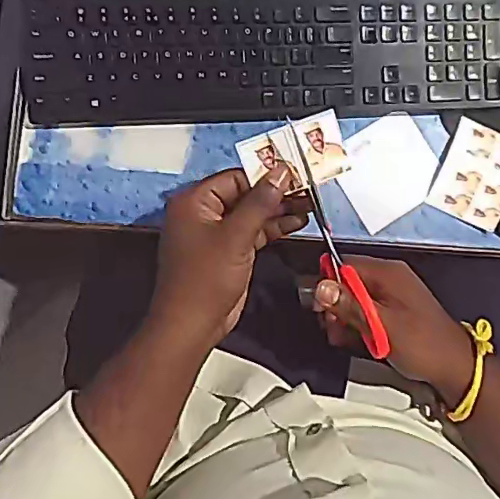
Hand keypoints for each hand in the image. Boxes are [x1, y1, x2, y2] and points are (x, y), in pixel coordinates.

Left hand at [145, 166, 311, 349]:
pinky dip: (271, 228)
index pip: (235, 177)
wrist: (191, 323)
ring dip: (278, 211)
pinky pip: (251, 231)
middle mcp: (201, 213)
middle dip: (275, 194)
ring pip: (251, 213)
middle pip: (245, 194)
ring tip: (307, 204)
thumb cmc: (203, 280)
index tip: (293, 174)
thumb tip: (279, 174)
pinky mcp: (226, 251)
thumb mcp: (236, 236)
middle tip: (306, 189)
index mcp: (194, 202)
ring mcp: (214, 233)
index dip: (265, 175)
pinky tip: (295, 223)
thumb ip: (260, 203)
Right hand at [310, 256, 474, 401]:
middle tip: (336, 328)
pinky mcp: (396, 308)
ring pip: (356, 297)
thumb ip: (349, 305)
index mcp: (388, 273)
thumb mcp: (381, 326)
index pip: (343, 265)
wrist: (455, 367)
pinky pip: (368, 308)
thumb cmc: (424, 345)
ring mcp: (394, 292)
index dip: (329, 286)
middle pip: (347, 282)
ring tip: (350, 338)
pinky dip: (361, 323)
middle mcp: (391, 277)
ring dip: (347, 317)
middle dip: (337, 306)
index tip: (325, 309)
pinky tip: (363, 339)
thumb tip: (323, 288)